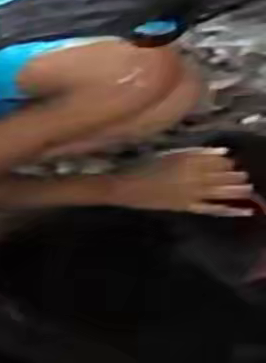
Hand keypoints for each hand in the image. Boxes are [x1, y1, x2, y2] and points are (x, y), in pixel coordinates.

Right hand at [110, 148, 255, 216]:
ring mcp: (195, 194)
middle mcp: (198, 178)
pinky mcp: (189, 206)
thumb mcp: (162, 155)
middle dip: (236, 175)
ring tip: (242, 188)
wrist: (116, 188)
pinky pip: (215, 209)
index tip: (221, 162)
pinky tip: (246, 210)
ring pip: (231, 191)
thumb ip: (192, 153)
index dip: (225, 161)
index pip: (223, 161)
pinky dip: (232, 210)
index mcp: (190, 163)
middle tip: (233, 175)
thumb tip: (223, 151)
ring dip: (240, 189)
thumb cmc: (135, 168)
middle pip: (232, 176)